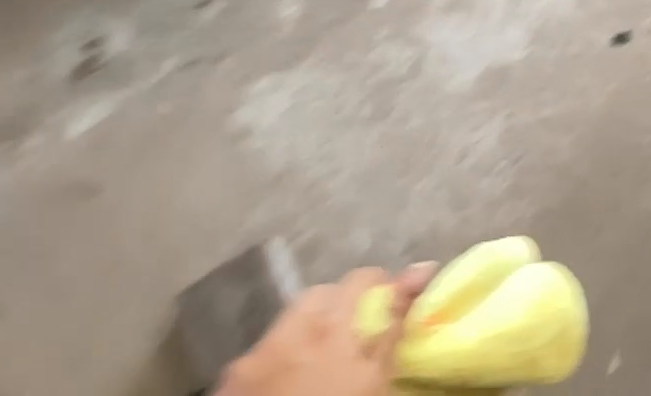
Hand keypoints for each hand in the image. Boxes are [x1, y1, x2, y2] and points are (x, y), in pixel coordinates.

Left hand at [218, 263, 437, 395]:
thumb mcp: (378, 377)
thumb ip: (396, 320)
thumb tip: (423, 266)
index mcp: (328, 326)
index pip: (359, 279)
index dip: (379, 288)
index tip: (388, 309)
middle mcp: (284, 333)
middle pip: (317, 297)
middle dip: (338, 306)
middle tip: (354, 338)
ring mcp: (249, 362)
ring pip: (285, 326)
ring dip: (305, 334)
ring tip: (318, 367)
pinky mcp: (227, 387)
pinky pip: (259, 358)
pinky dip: (276, 362)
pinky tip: (287, 387)